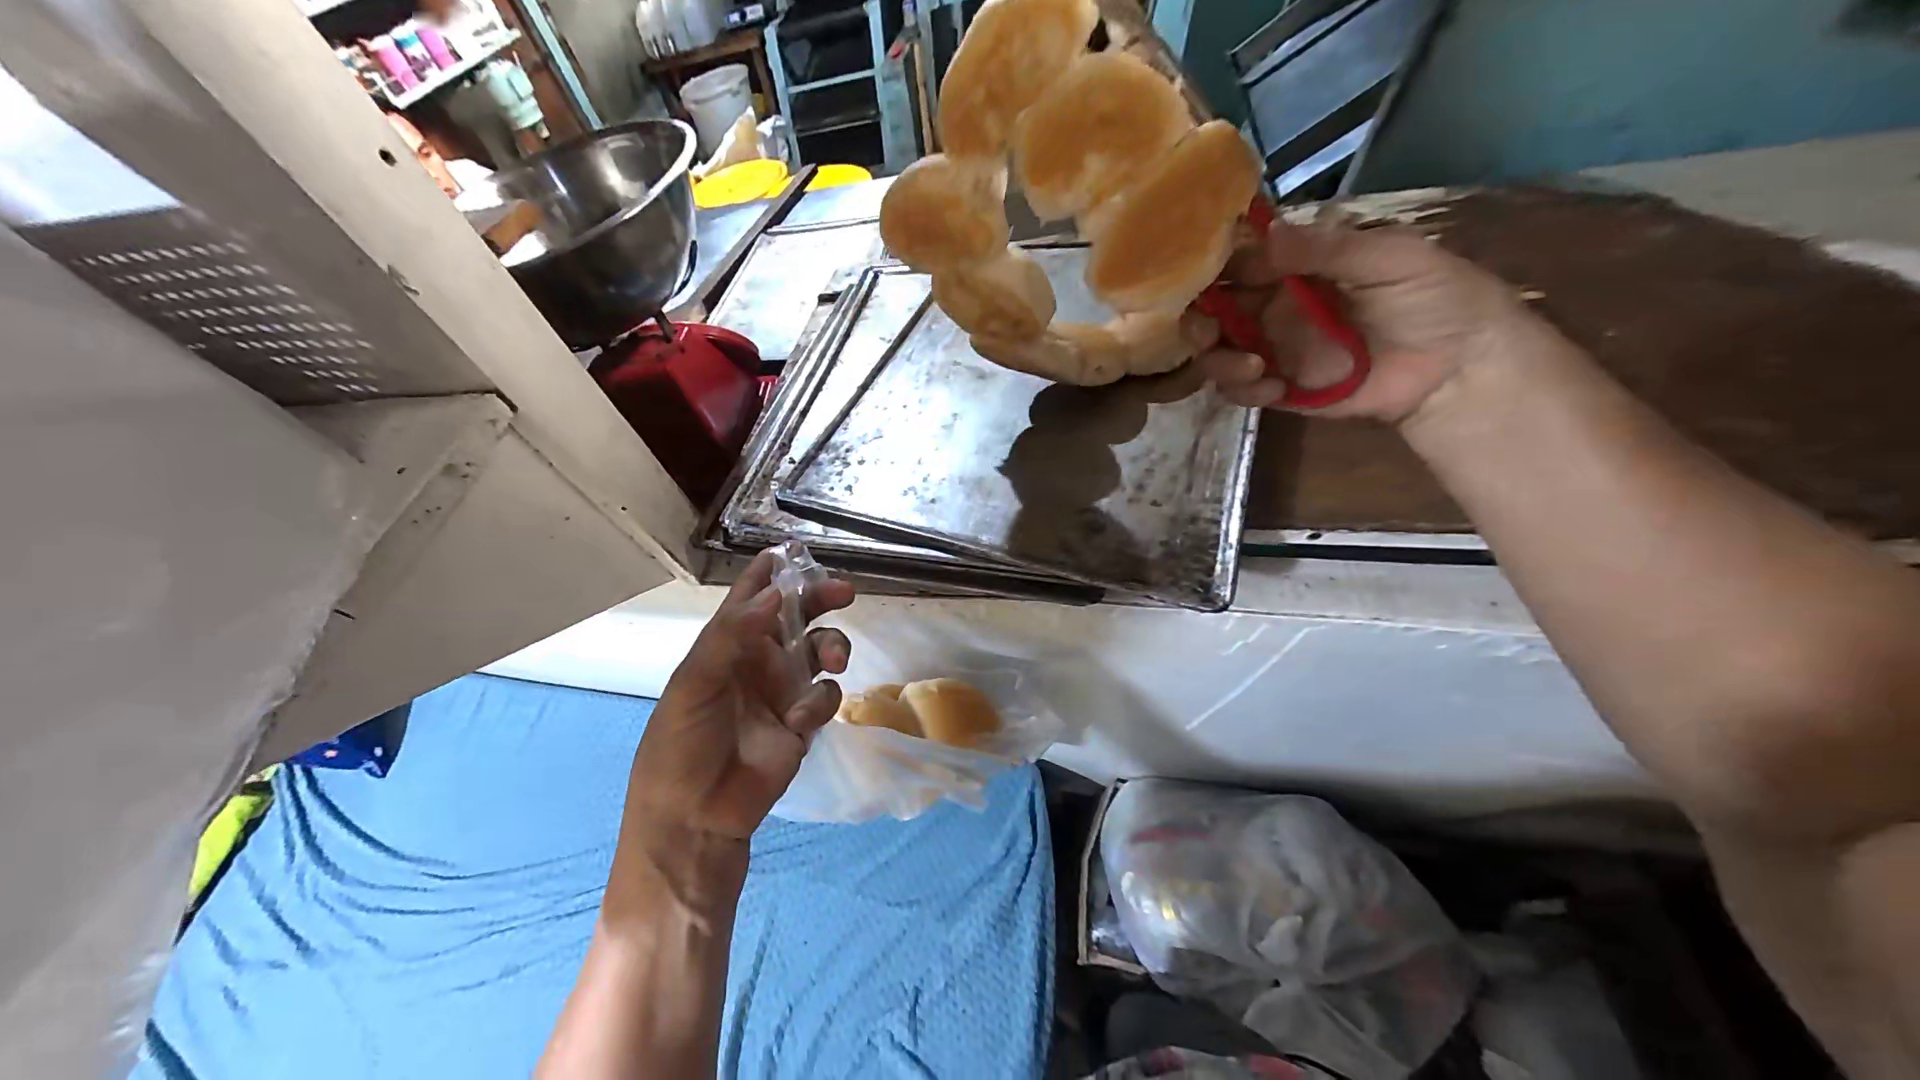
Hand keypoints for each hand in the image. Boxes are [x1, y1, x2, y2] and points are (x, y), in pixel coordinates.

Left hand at [625, 550, 854, 842]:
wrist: (695, 814)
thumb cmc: (681, 743)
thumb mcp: (695, 683)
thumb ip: (733, 635)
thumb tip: (776, 592)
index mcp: (727, 645)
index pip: (750, 598)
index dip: (769, 573)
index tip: (792, 550)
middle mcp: (759, 660)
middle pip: (798, 616)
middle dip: (822, 599)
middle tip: (845, 592)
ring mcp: (784, 690)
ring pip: (822, 650)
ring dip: (833, 648)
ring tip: (834, 662)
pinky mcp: (803, 720)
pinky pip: (825, 696)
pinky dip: (818, 703)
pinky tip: (797, 722)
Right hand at [1192, 220, 1543, 423]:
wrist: (1460, 366)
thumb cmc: (1435, 297)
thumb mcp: (1391, 257)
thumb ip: (1329, 249)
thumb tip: (1270, 233)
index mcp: (1295, 268)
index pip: (1237, 262)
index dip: (1210, 266)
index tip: (1194, 275)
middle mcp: (1274, 306)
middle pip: (1213, 310)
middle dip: (1199, 319)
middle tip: (1209, 329)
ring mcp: (1274, 349)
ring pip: (1217, 352)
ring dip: (1216, 359)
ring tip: (1251, 365)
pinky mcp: (1280, 388)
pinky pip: (1240, 390)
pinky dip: (1243, 390)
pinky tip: (1271, 387)